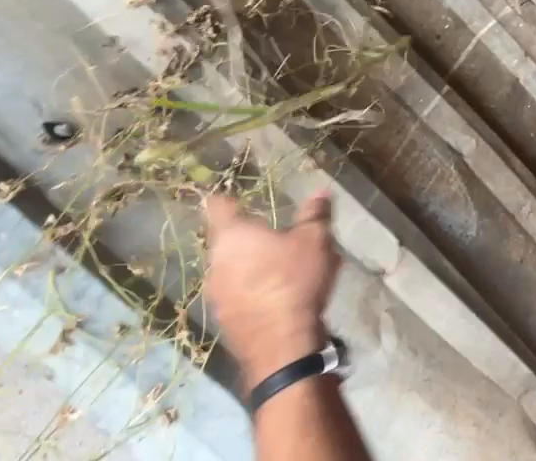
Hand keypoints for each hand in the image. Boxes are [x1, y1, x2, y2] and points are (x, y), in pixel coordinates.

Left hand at [203, 189, 341, 388]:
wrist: (281, 344)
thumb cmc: (295, 279)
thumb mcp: (316, 240)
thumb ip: (315, 214)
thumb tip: (320, 191)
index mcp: (233, 236)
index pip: (218, 207)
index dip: (225, 198)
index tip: (233, 194)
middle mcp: (215, 263)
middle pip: (226, 241)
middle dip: (248, 236)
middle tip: (276, 233)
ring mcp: (215, 293)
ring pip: (230, 268)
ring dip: (250, 264)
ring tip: (281, 264)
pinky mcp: (223, 318)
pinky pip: (236, 292)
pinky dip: (252, 287)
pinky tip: (276, 292)